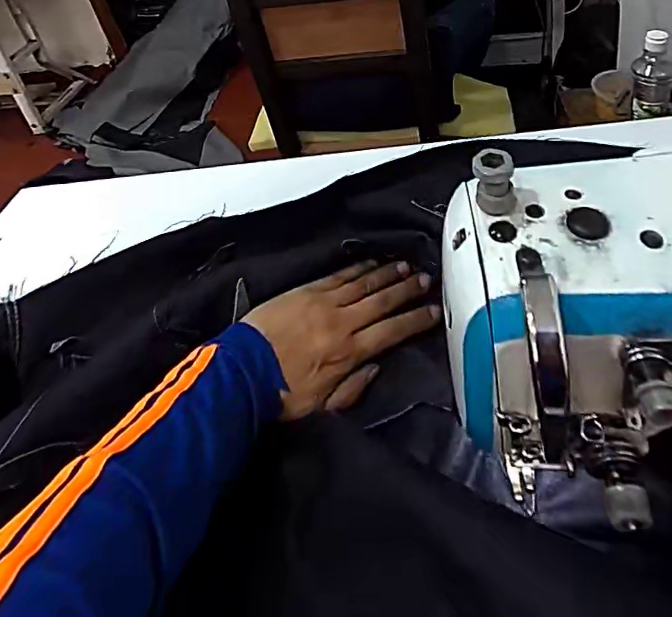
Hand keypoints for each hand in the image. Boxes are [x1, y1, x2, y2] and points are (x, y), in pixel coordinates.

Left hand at [242, 260, 439, 418]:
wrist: (238, 375)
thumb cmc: (277, 396)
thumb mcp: (320, 408)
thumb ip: (352, 389)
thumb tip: (375, 369)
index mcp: (348, 353)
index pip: (392, 331)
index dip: (416, 319)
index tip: (433, 311)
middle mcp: (341, 323)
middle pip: (383, 301)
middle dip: (408, 290)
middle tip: (426, 279)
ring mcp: (324, 304)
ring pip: (365, 284)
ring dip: (388, 274)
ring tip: (406, 266)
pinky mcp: (306, 292)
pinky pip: (339, 276)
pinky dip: (359, 268)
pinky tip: (371, 263)